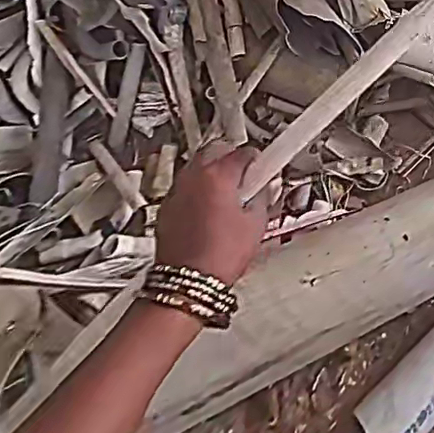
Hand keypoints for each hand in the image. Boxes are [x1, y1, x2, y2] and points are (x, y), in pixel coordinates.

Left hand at [154, 144, 275, 283]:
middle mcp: (195, 176)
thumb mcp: (256, 225)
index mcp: (219, 175)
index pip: (243, 152)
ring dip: (213, 171)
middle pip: (216, 149)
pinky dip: (197, 190)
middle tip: (245, 174)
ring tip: (227, 192)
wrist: (188, 282)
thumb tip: (266, 188)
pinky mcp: (167, 206)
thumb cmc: (218, 257)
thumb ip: (263, 197)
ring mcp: (178, 190)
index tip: (263, 165)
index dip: (258, 158)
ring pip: (197, 166)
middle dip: (232, 157)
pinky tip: (208, 209)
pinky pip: (185, 187)